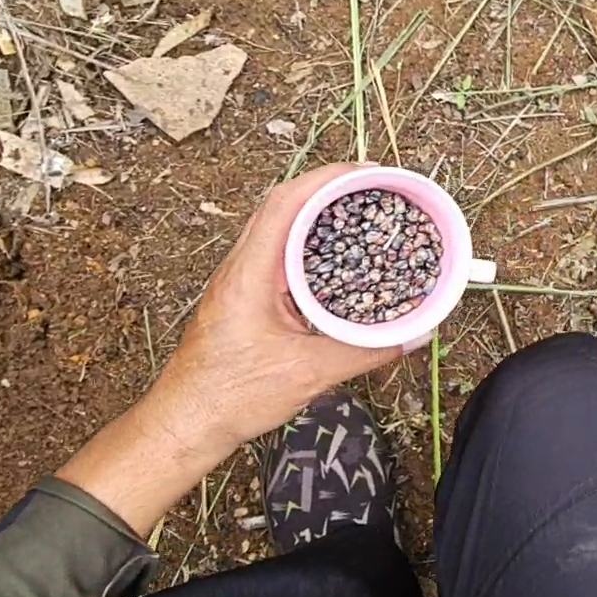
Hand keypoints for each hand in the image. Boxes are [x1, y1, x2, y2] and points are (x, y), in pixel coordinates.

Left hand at [142, 164, 406, 459]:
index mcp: (250, 273)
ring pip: (280, 225)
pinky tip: (339, 254)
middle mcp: (242, 267)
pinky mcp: (247, 296)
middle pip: (283, 204)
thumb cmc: (228, 397)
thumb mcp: (309, 373)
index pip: (285, 203)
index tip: (365, 171)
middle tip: (372, 185)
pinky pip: (281, 251)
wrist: (184, 425)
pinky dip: (311, 239)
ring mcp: (242, 280)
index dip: (326, 177)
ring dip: (318, 209)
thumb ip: (366, 352)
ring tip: (360, 209)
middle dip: (329, 185)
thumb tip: (413, 336)